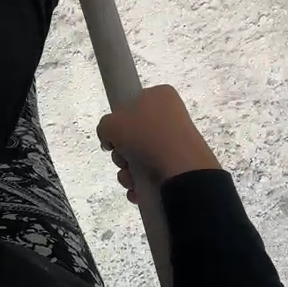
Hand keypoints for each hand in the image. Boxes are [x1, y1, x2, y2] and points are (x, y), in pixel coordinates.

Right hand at [97, 85, 220, 202]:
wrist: (182, 171)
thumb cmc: (145, 137)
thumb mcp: (111, 124)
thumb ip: (104, 127)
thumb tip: (111, 140)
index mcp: (160, 96)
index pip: (133, 104)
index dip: (119, 121)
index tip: (115, 134)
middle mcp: (172, 116)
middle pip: (135, 133)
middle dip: (122, 152)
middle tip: (122, 158)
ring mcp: (179, 143)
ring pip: (142, 156)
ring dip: (128, 171)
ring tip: (130, 179)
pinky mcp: (183, 166)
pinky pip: (155, 173)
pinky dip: (142, 184)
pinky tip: (137, 190)